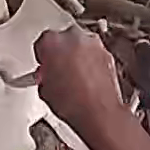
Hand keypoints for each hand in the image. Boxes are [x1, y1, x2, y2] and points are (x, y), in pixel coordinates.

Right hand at [33, 27, 141, 149]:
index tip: (44, 64)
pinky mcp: (107, 53)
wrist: (99, 112)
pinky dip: (90, 62)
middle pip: (63, 39)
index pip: (42, 42)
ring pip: (80, 44)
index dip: (42, 56)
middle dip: (60, 53)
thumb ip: (44, 74)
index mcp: (51, 41)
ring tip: (73, 77)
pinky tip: (86, 79)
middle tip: (57, 71)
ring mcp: (92, 43)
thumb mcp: (45, 89)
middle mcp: (73, 36)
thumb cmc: (74, 102)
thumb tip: (48, 75)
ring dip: (76, 56)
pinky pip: (94, 54)